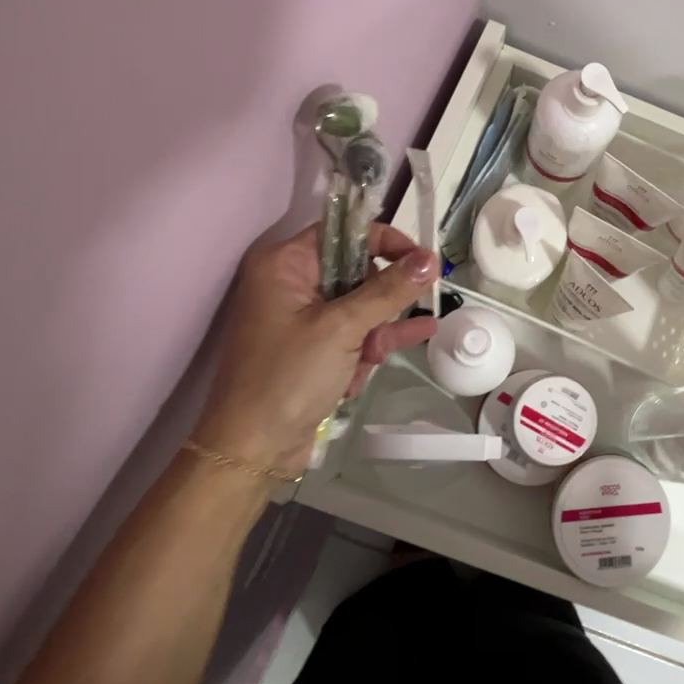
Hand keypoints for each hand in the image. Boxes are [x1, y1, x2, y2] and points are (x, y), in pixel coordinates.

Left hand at [191, 223, 438, 477]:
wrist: (252, 451)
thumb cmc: (287, 378)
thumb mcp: (343, 328)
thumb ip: (389, 290)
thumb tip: (430, 258)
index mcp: (284, 265)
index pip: (344, 233)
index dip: (386, 242)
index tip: (421, 260)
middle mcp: (290, 284)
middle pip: (357, 271)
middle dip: (380, 301)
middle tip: (392, 323)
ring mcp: (302, 319)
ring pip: (360, 306)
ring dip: (376, 330)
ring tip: (384, 352)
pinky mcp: (313, 349)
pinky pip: (354, 334)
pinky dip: (372, 344)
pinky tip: (409, 341)